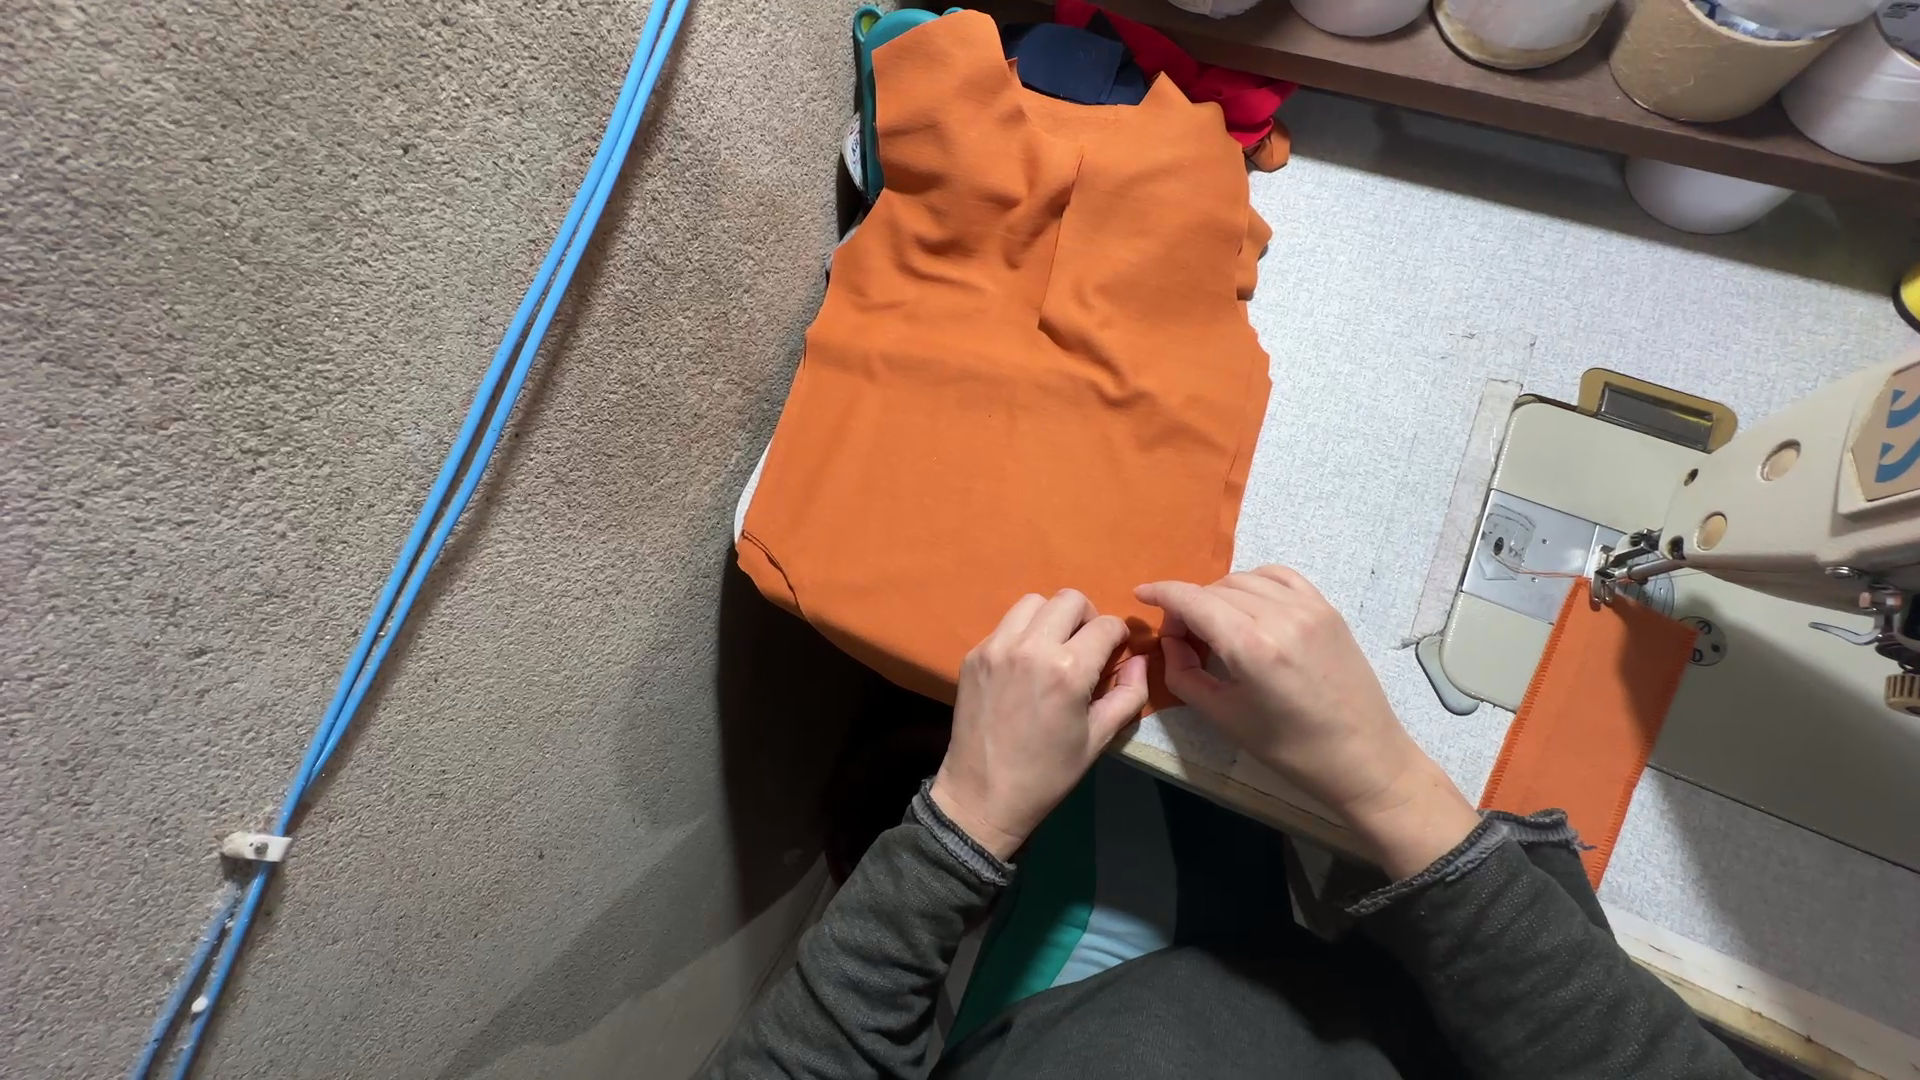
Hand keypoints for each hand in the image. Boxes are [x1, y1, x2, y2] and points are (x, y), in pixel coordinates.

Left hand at [931, 590, 1150, 860]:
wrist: (983, 793)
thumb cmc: (1048, 773)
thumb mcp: (1099, 738)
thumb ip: (1129, 694)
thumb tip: (1138, 660)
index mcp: (1068, 670)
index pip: (1106, 625)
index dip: (1119, 636)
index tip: (1115, 652)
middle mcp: (1031, 647)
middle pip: (1069, 599)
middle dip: (1087, 617)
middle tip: (1086, 646)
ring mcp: (997, 647)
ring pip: (1033, 601)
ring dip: (1051, 617)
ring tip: (1054, 647)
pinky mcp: (974, 654)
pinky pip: (1006, 623)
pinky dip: (1022, 632)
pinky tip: (1025, 662)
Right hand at [1135, 567, 1477, 877]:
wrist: (1365, 759)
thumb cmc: (1289, 749)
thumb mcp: (1223, 717)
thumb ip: (1184, 672)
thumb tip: (1170, 641)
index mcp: (1252, 647)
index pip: (1193, 600)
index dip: (1161, 593)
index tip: (1141, 595)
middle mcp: (1280, 616)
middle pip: (1214, 589)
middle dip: (1188, 606)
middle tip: (1182, 639)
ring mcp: (1309, 608)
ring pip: (1243, 579)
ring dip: (1218, 595)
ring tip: (1215, 625)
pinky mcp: (1327, 609)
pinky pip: (1279, 576)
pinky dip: (1253, 583)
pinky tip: (1247, 606)